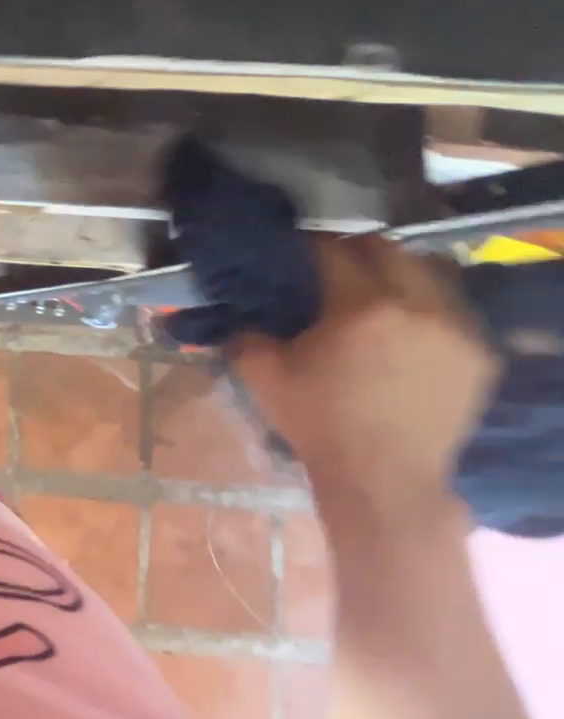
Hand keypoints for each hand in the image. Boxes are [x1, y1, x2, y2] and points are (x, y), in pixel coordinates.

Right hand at [224, 237, 498, 530]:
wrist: (384, 474)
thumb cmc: (316, 419)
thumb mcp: (261, 373)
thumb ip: (246, 335)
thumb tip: (240, 318)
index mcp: (362, 307)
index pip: (335, 252)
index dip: (310, 244)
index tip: (293, 246)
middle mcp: (419, 307)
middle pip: (393, 251)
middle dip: (358, 248)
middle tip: (332, 259)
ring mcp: (458, 330)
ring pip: (433, 274)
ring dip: (399, 271)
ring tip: (373, 286)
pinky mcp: (479, 354)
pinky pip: (454, 309)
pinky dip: (426, 303)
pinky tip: (404, 321)